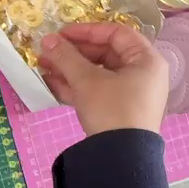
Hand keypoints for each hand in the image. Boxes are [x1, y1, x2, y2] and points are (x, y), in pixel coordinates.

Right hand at [38, 23, 168, 135]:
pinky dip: (75, 86)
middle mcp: (142, 74)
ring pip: (96, 73)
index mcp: (145, 60)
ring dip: (69, 69)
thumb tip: (47, 39)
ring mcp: (129, 93)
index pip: (116, 34)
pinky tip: (51, 84)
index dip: (87, 31)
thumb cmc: (111, 108)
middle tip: (47, 52)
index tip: (61, 34)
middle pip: (104, 54)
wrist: (121, 156)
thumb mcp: (86, 80)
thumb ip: (66, 57)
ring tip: (43, 67)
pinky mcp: (117, 110)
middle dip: (72, 53)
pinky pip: (95, 90)